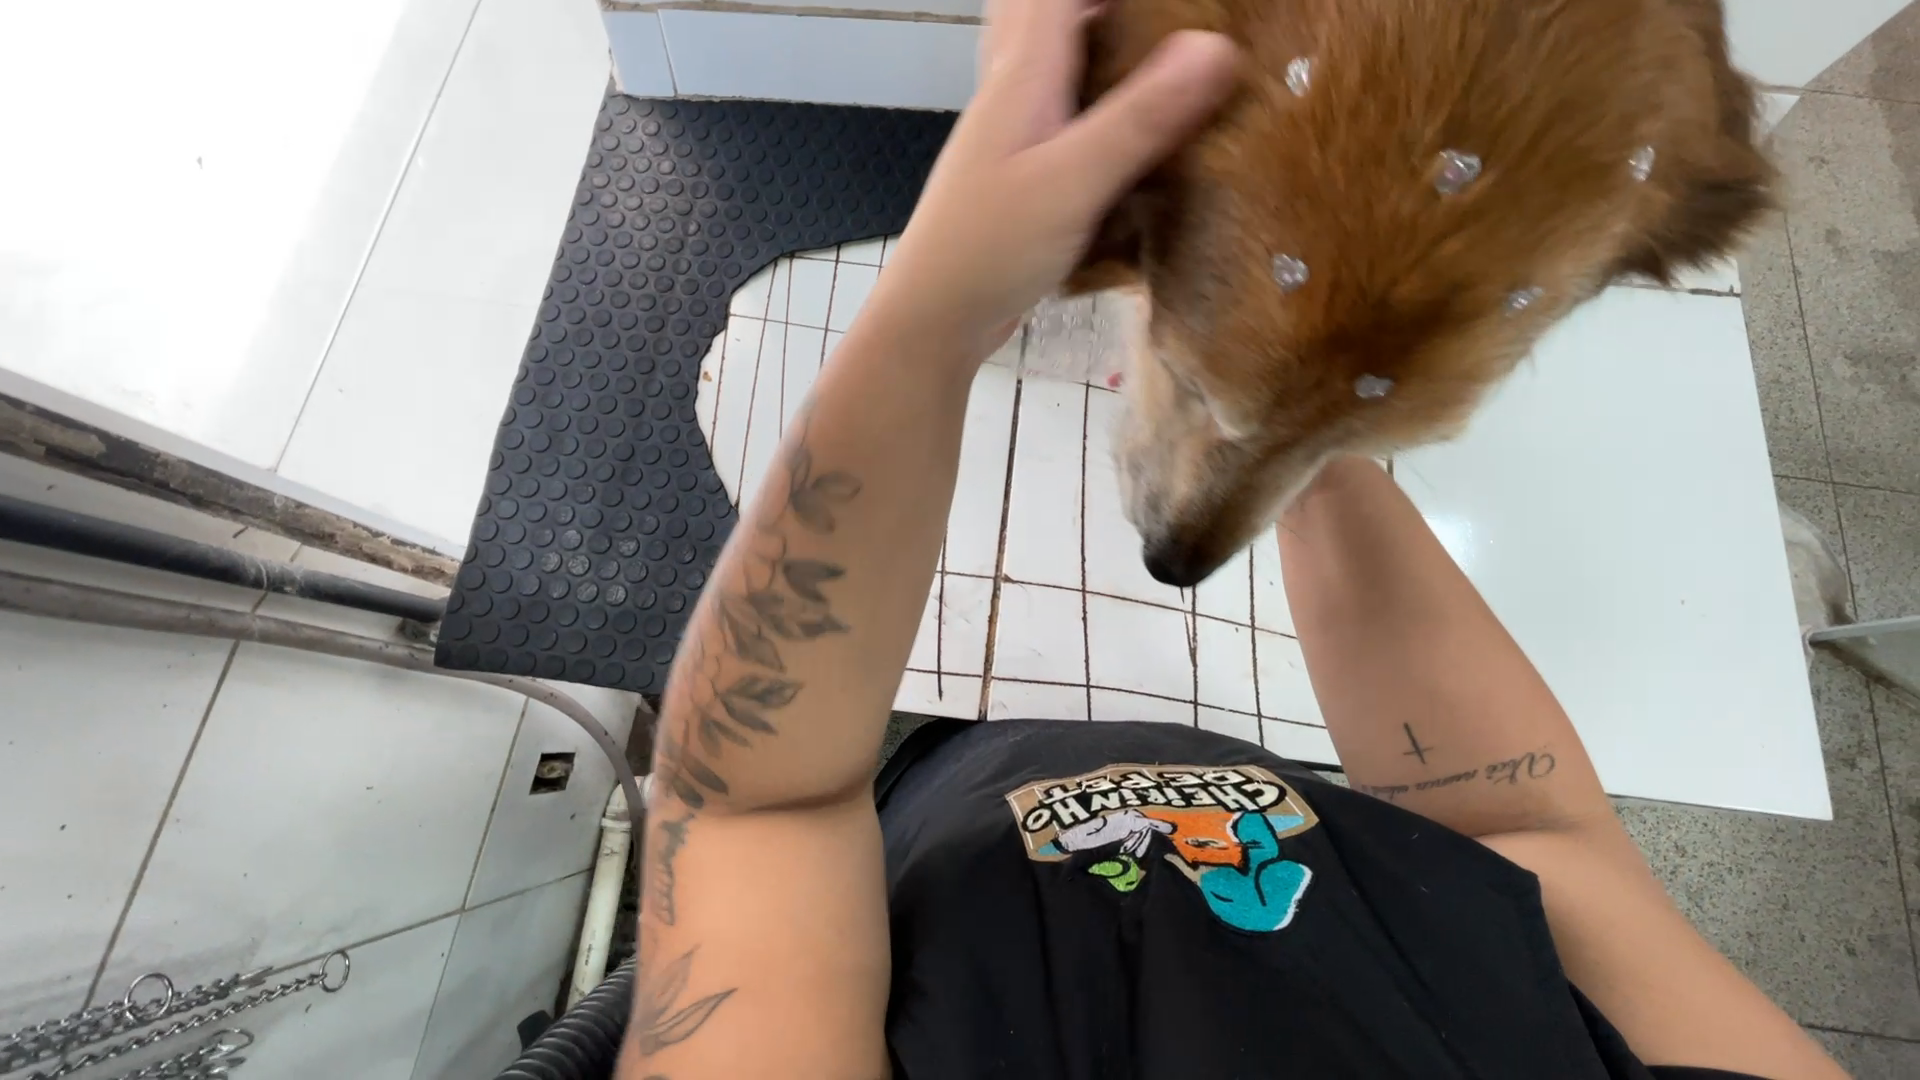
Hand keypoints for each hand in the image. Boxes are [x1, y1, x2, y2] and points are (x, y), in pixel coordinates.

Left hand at [863, 0, 1238, 364]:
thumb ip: (1139, 118)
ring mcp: (1007, 140)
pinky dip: (1084, 110)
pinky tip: (1118, 138)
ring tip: (1148, 61)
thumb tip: (1216, 45)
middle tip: (1152, 25)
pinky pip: (1053, 121)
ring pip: (1046, 68)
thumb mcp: (1072, 182)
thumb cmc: (992, 248)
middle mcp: (1010, 95)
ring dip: (1088, 49)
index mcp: (1023, 75)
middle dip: (1094, 8)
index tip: (1169, 5)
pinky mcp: (1013, 182)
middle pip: (1042, 15)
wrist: (935, 318)